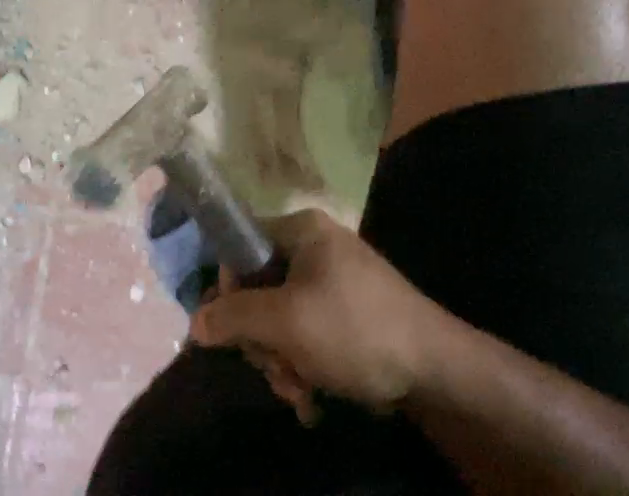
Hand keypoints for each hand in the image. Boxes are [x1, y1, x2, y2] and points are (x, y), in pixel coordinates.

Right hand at [191, 208, 450, 415]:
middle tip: (274, 366)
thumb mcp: (285, 322)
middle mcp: (316, 248)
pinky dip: (302, 366)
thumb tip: (196, 321)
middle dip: (261, 338)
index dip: (228, 287)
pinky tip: (311, 397)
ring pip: (279, 319)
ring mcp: (333, 283)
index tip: (229, 327)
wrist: (432, 367)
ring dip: (281, 361)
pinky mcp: (346, 316)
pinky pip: (305, 334)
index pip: (241, 245)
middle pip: (258, 289)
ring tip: (298, 389)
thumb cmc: (353, 330)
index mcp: (303, 231)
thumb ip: (234, 317)